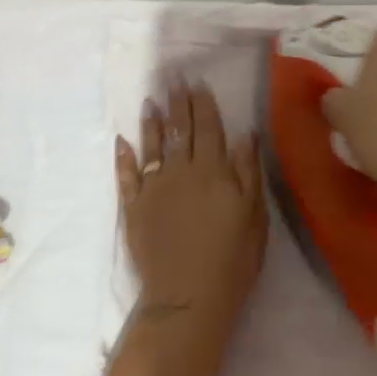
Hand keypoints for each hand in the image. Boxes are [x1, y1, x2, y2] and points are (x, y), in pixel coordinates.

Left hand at [115, 79, 266, 328]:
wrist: (188, 295)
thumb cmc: (232, 260)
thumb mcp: (254, 216)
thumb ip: (248, 172)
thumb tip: (245, 135)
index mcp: (214, 171)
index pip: (208, 127)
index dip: (203, 103)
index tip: (197, 81)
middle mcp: (181, 172)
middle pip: (179, 130)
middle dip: (178, 103)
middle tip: (174, 79)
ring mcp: (153, 189)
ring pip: (151, 146)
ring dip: (151, 122)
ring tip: (150, 101)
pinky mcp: (133, 208)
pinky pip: (126, 175)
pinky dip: (124, 156)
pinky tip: (122, 141)